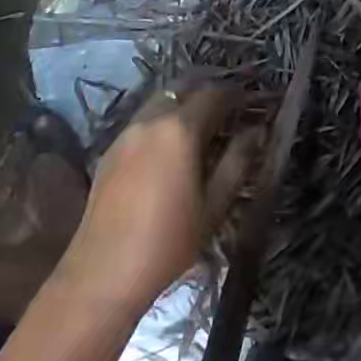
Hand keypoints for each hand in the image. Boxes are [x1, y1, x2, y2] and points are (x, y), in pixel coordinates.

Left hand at [61, 87, 258, 305]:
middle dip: (209, 89)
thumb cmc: (169, 241)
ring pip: (159, 101)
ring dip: (184, 102)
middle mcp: (149, 121)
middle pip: (182, 88)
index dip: (238, 95)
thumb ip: (238, 161)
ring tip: (205, 123)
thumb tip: (257, 131)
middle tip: (232, 105)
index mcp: (179, 130)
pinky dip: (163, 118)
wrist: (104, 272)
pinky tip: (173, 143)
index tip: (255, 103)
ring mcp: (124, 134)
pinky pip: (142, 120)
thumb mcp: (215, 205)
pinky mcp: (109, 151)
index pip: (214, 94)